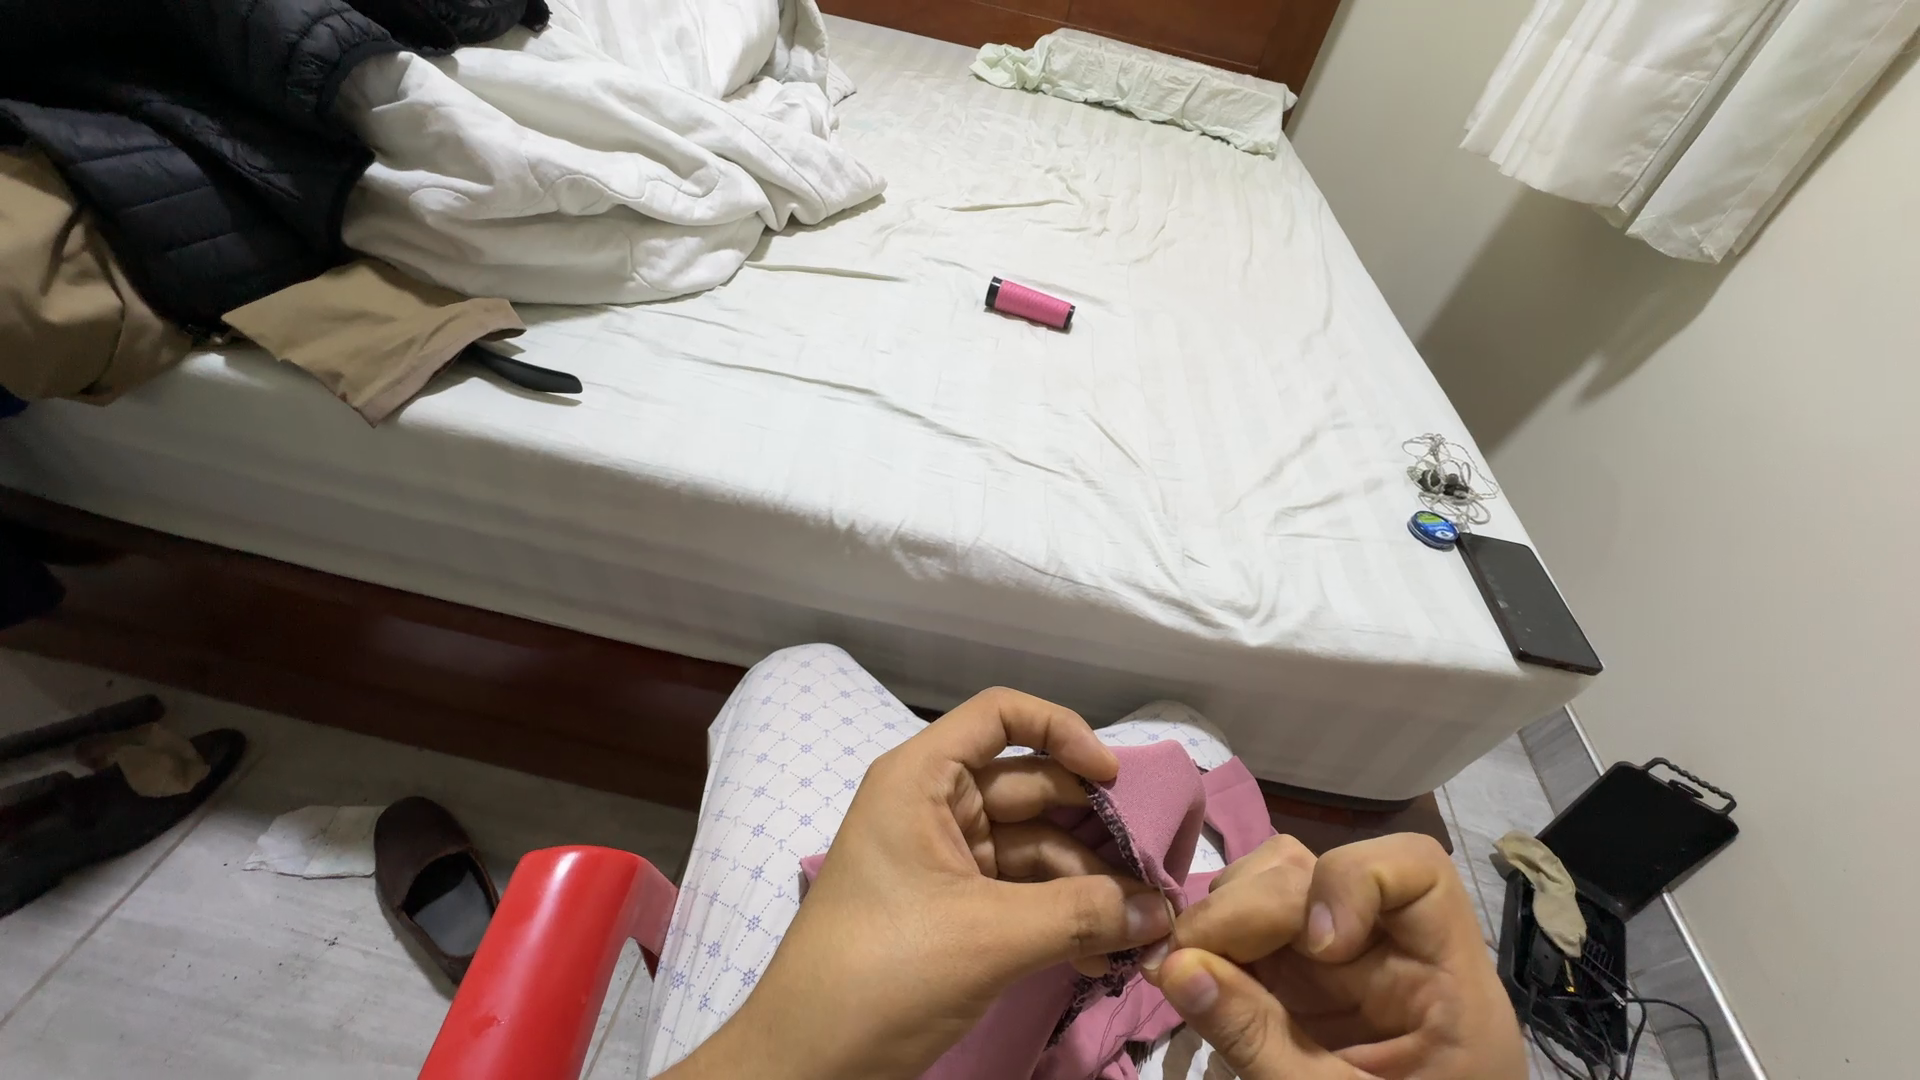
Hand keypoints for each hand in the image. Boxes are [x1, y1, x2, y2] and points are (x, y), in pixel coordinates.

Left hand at [665, 688, 1172, 1079]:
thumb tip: (1160, 912)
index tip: (1112, 776)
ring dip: (1088, 881)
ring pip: (1035, 845)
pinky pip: (1024, 891)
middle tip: (1157, 865)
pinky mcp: (957, 905)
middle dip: (1094, 824)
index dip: (1061, 729)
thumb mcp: (986, 937)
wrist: (804, 1067)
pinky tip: (1106, 951)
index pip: (1000, 715)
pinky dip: (1064, 914)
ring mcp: (948, 855)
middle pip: (1031, 785)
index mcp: (923, 777)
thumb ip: (1079, 916)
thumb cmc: (882, 972)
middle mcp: (936, 803)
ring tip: (1144, 925)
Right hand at [1143, 833, 1526, 1079]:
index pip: (1413, 871)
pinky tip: (1194, 970)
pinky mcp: (1294, 968)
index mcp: (1442, 984)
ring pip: (1272, 878)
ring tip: (1189, 966)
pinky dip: (1214, 933)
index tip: (1317, 947)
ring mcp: (1333, 952)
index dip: (1353, 879)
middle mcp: (1384, 947)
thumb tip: (1173, 966)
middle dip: (1245, 908)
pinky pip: (1247, 918)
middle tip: (1185, 959)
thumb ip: (1258, 1041)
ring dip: (1224, 912)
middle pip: (1312, 869)